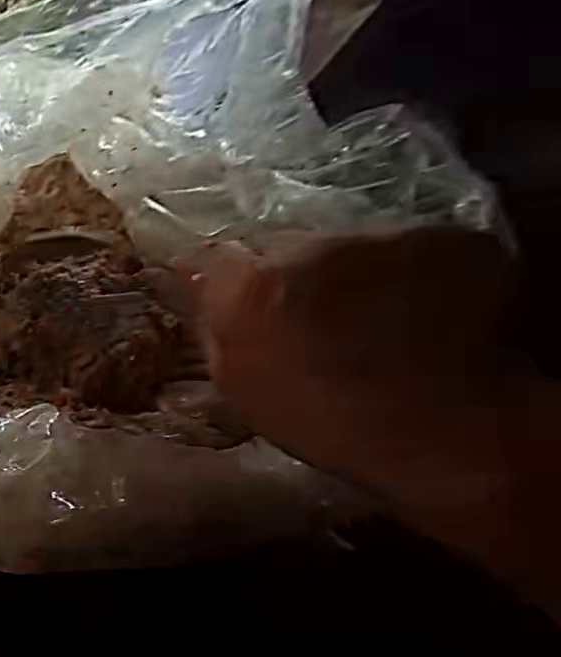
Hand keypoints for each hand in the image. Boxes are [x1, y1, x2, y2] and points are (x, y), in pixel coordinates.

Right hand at [187, 226, 512, 472]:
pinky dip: (397, 270)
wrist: (427, 420)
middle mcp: (311, 246)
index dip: (205, 275)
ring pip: (342, 243)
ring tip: (350, 308)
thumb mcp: (231, 374)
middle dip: (276, 270)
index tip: (206, 288)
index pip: (205, 258)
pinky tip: (403, 304)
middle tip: (285, 306)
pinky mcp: (451, 237)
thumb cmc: (304, 410)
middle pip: (277, 244)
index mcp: (247, 285)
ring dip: (338, 269)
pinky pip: (404, 246)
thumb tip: (210, 300)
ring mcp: (386, 237)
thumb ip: (217, 326)